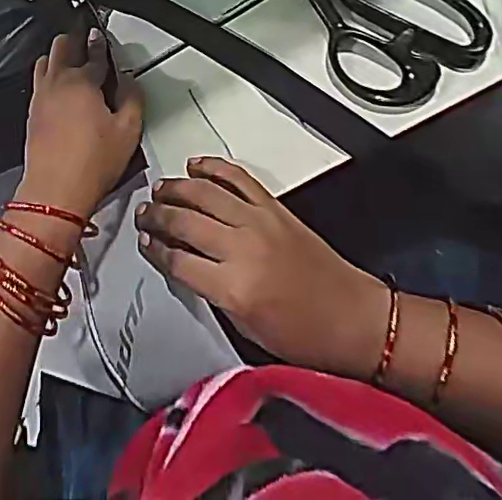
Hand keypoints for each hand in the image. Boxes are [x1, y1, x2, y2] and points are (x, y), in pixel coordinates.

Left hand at [18, 30, 145, 218]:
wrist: (55, 191)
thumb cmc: (89, 164)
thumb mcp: (128, 130)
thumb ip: (132, 98)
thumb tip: (131, 83)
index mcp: (82, 81)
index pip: (95, 53)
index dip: (102, 44)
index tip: (104, 38)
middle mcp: (57, 82)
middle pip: (62, 45)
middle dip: (76, 38)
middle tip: (87, 39)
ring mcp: (41, 96)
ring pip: (46, 59)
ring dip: (59, 53)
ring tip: (72, 56)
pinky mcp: (33, 111)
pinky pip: (39, 80)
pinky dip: (49, 73)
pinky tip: (59, 84)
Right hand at [135, 156, 387, 378]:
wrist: (357, 322)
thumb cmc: (309, 335)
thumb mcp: (246, 327)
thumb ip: (209, 292)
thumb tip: (182, 264)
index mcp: (234, 287)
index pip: (176, 260)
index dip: (154, 249)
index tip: (146, 243)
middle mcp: (243, 249)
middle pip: (182, 221)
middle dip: (155, 216)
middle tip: (144, 214)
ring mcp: (259, 223)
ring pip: (202, 192)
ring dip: (175, 188)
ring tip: (160, 189)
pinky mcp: (275, 208)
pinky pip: (237, 177)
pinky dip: (213, 167)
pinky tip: (196, 165)